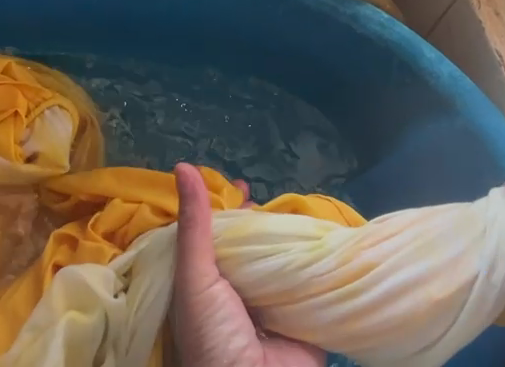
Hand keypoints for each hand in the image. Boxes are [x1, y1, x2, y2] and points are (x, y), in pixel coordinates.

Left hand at [171, 163, 323, 366]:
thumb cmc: (212, 336)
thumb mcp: (196, 276)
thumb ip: (194, 224)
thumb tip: (183, 166)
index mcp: (204, 282)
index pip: (213, 235)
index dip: (223, 208)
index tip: (240, 185)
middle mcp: (234, 291)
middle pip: (247, 245)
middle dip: (257, 221)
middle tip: (264, 196)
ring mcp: (269, 305)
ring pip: (277, 259)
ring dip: (285, 236)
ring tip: (292, 208)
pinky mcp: (302, 317)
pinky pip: (307, 281)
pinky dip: (313, 260)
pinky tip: (320, 234)